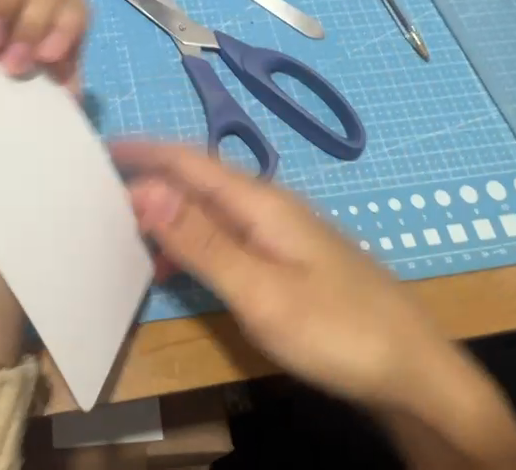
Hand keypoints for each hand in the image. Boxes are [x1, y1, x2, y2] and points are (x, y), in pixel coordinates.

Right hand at [116, 141, 515, 467]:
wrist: (415, 370)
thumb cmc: (336, 329)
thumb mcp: (260, 290)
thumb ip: (201, 240)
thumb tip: (144, 187)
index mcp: (261, 201)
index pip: (190, 159)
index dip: (144, 150)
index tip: (99, 146)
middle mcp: (270, 204)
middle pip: (200, 177)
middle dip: (151, 175)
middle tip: (101, 190)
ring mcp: (283, 230)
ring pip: (213, 205)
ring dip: (170, 210)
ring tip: (128, 231)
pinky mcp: (290, 256)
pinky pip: (228, 231)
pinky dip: (194, 238)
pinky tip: (181, 266)